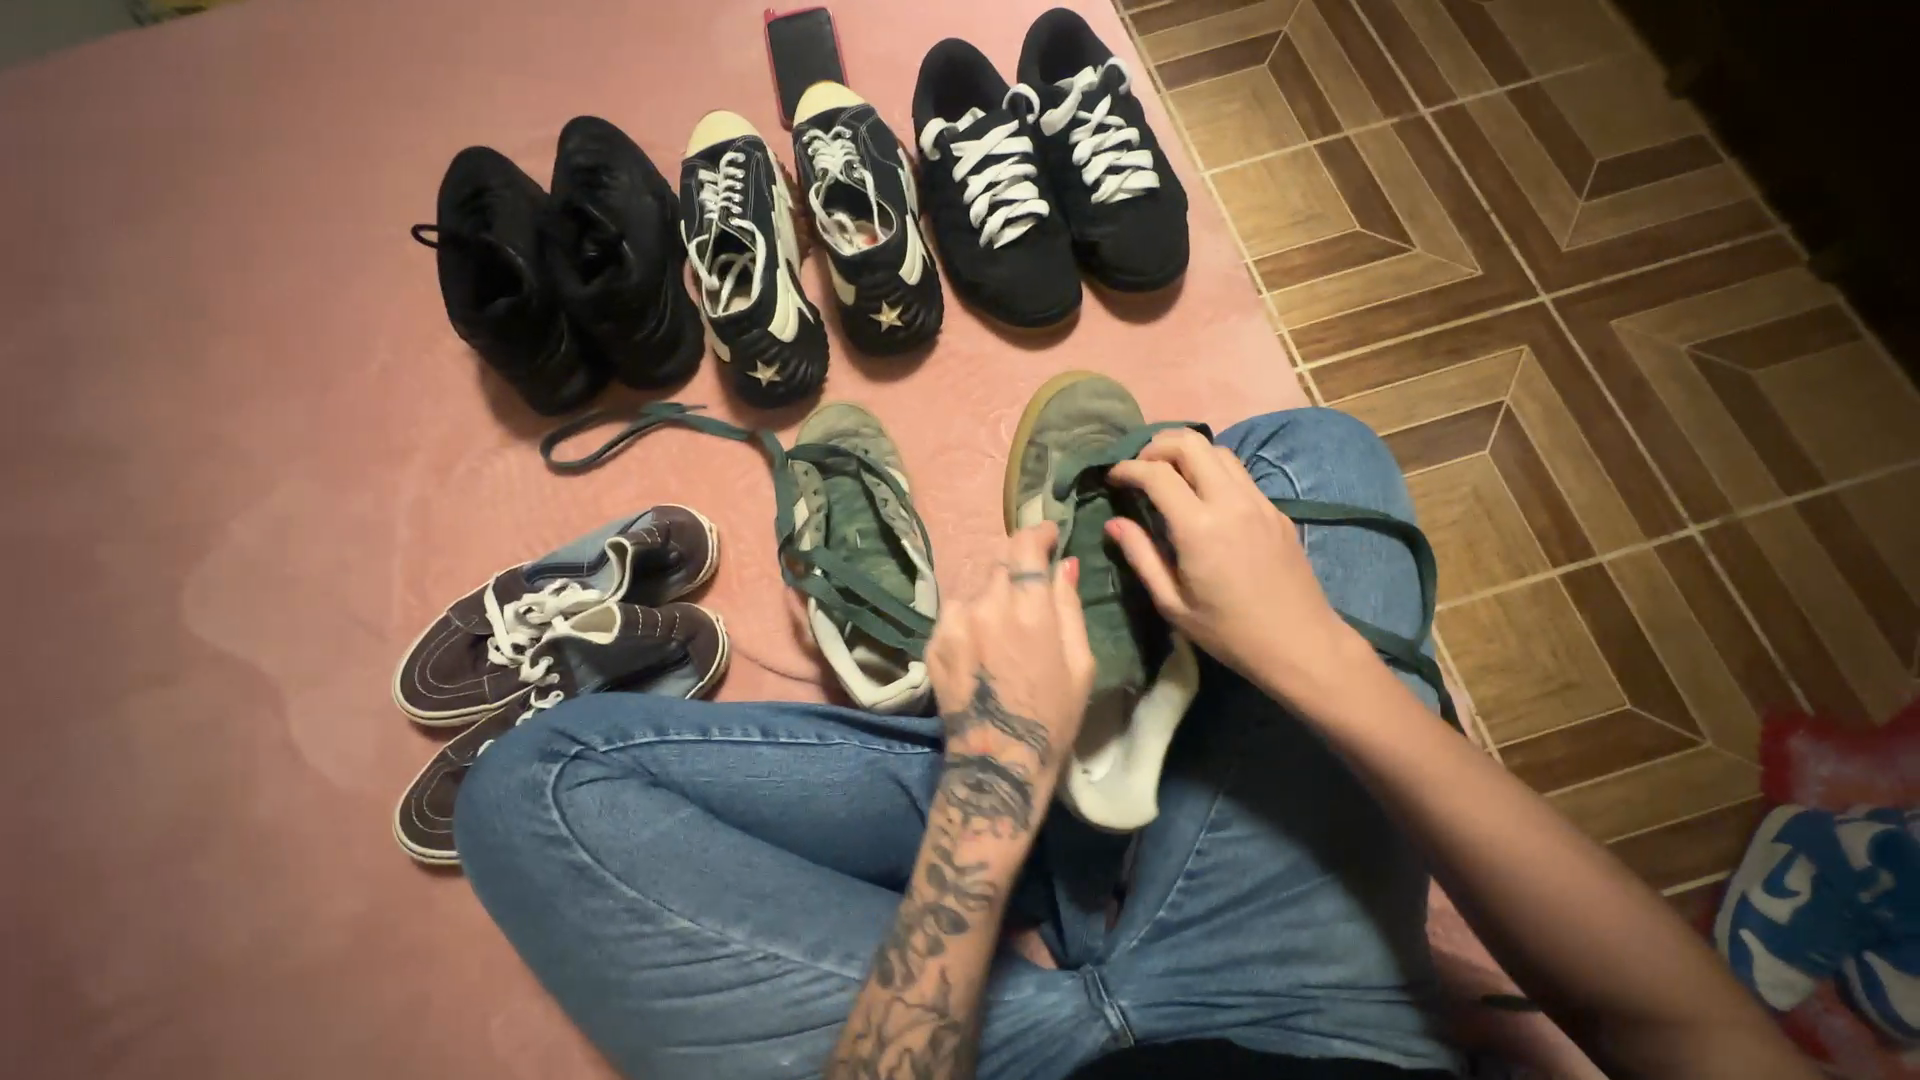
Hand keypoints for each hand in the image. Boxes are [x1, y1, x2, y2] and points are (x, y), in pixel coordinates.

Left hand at [926, 522, 1094, 785]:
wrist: (998, 761)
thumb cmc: (1052, 715)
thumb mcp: (1079, 662)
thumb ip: (1068, 607)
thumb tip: (1064, 565)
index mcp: (1029, 609)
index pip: (1025, 547)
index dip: (1036, 533)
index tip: (1047, 535)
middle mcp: (986, 606)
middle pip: (998, 564)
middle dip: (1016, 568)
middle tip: (1029, 590)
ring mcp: (954, 624)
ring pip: (974, 588)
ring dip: (991, 594)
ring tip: (1004, 626)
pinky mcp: (934, 643)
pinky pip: (954, 613)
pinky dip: (970, 617)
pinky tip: (983, 645)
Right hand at [1106, 428, 1362, 694]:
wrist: (1300, 643)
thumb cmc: (1229, 632)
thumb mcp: (1173, 603)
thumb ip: (1141, 556)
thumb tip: (1114, 523)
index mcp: (1199, 527)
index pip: (1157, 473)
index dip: (1128, 468)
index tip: (1112, 478)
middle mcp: (1230, 502)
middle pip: (1191, 443)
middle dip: (1157, 446)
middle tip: (1139, 468)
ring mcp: (1258, 502)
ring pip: (1218, 451)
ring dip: (1187, 453)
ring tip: (1168, 476)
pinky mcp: (1275, 510)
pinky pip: (1239, 473)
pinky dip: (1212, 470)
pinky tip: (1202, 496)